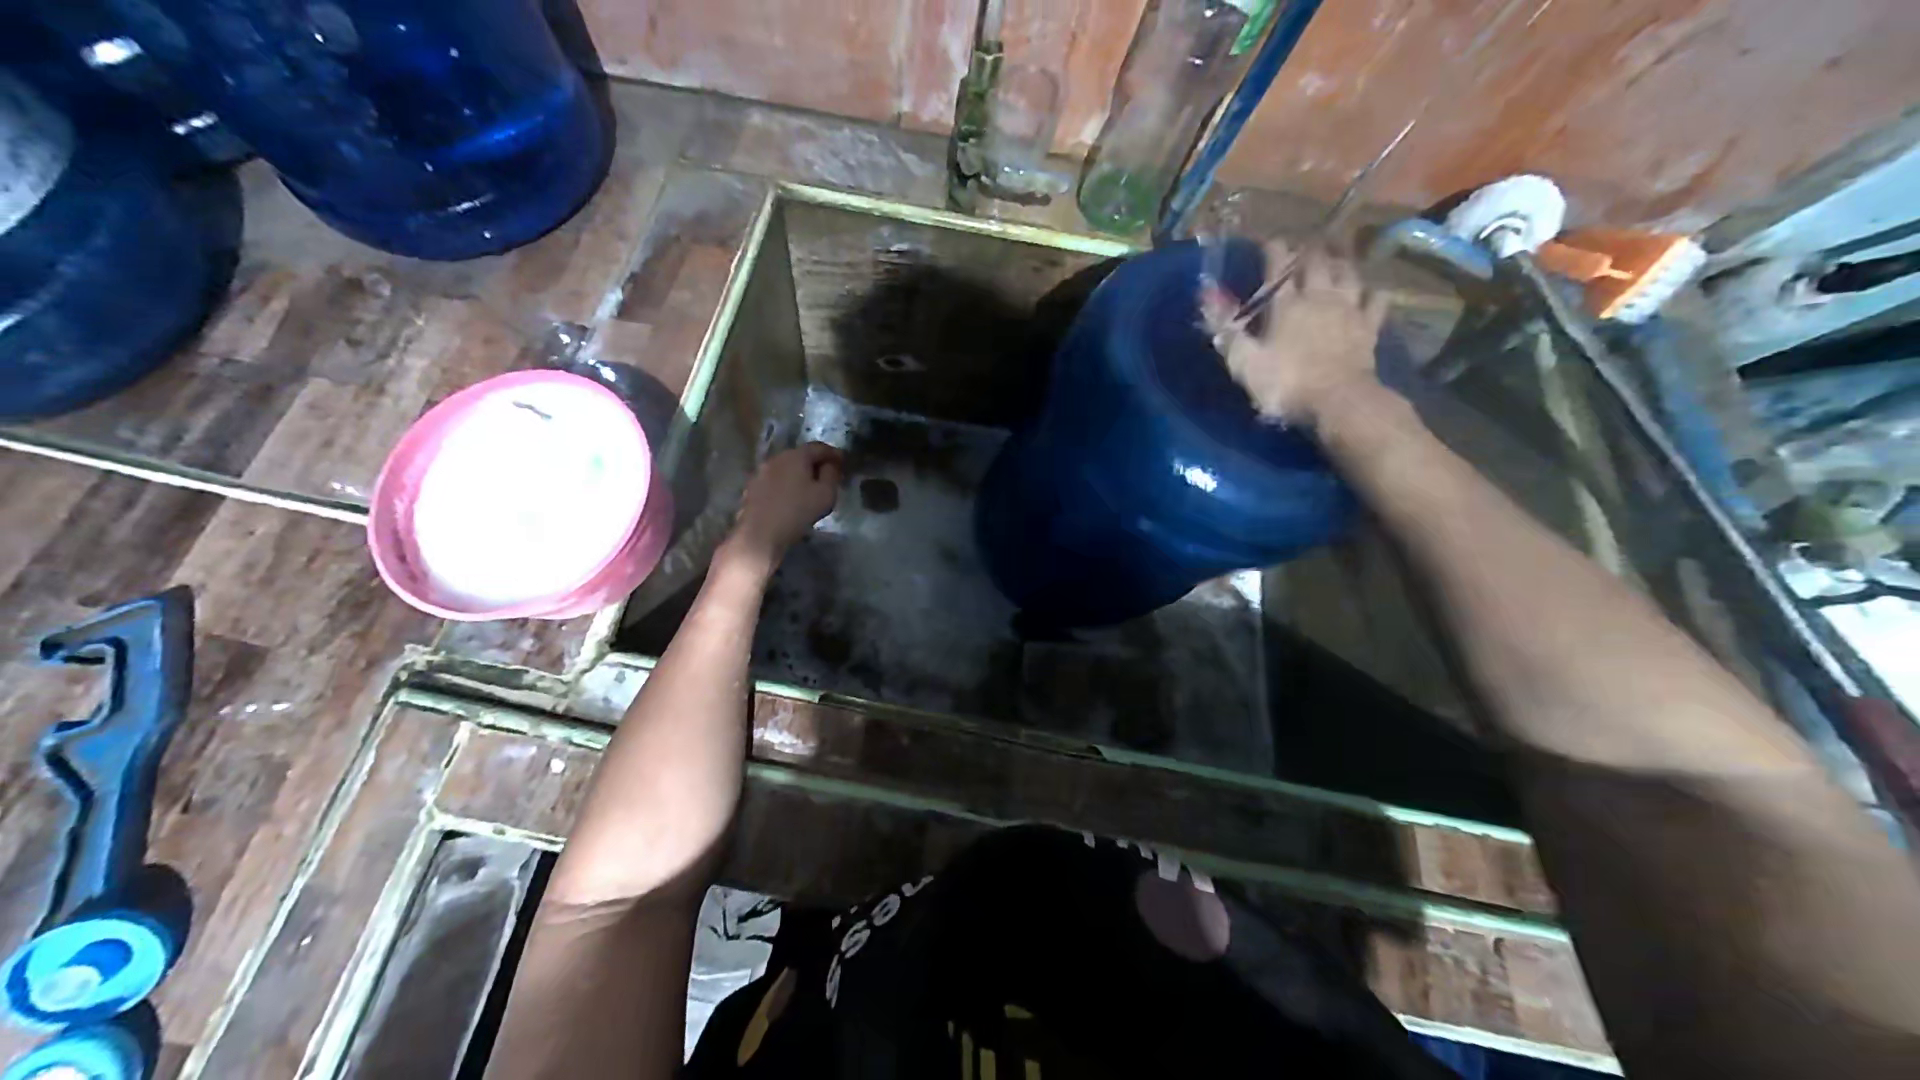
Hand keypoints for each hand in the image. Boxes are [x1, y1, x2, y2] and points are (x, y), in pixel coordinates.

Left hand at [720, 442, 843, 573]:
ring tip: (807, 488)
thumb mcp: (826, 494)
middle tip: (826, 475)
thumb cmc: (797, 512)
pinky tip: (789, 499)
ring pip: (785, 468)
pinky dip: (785, 485)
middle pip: (800, 456)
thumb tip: (829, 465)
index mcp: (796, 456)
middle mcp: (776, 458)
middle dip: (814, 463)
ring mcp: (760, 473)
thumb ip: (831, 475)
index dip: (833, 453)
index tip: (842, 462)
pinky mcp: (751, 488)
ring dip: (798, 474)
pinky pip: (774, 481)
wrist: (759, 534)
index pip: (819, 447)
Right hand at [1200, 242, 1388, 427]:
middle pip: (1316, 262)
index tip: (1269, 241)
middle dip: (1308, 250)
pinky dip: (1372, 292)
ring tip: (1335, 255)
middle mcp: (1319, 296)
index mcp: (1286, 304)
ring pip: (1348, 273)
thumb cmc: (1286, 383)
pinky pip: (1376, 300)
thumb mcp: (1244, 360)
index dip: (1273, 250)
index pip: (1278, 266)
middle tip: (1303, 245)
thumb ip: (1226, 327)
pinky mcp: (1369, 327)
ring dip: (1341, 261)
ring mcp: (1349, 309)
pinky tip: (1369, 291)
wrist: (1339, 401)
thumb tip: (1206, 293)